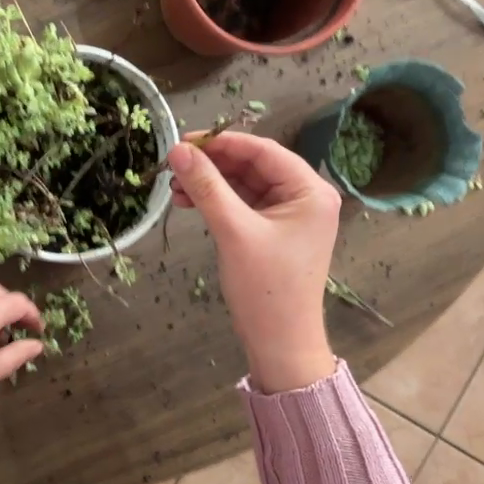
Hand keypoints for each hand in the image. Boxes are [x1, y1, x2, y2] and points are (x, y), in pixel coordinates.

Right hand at [168, 133, 340, 393]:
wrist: (280, 341)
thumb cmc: (265, 287)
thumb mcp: (233, 231)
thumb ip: (206, 187)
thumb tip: (177, 151)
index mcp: (310, 191)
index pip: (263, 151)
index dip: (221, 142)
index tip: (182, 141)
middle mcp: (305, 197)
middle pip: (252, 166)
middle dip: (212, 164)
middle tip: (173, 164)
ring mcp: (289, 216)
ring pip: (244, 185)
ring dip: (210, 184)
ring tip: (174, 187)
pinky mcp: (273, 232)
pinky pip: (242, 205)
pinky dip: (216, 202)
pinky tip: (188, 202)